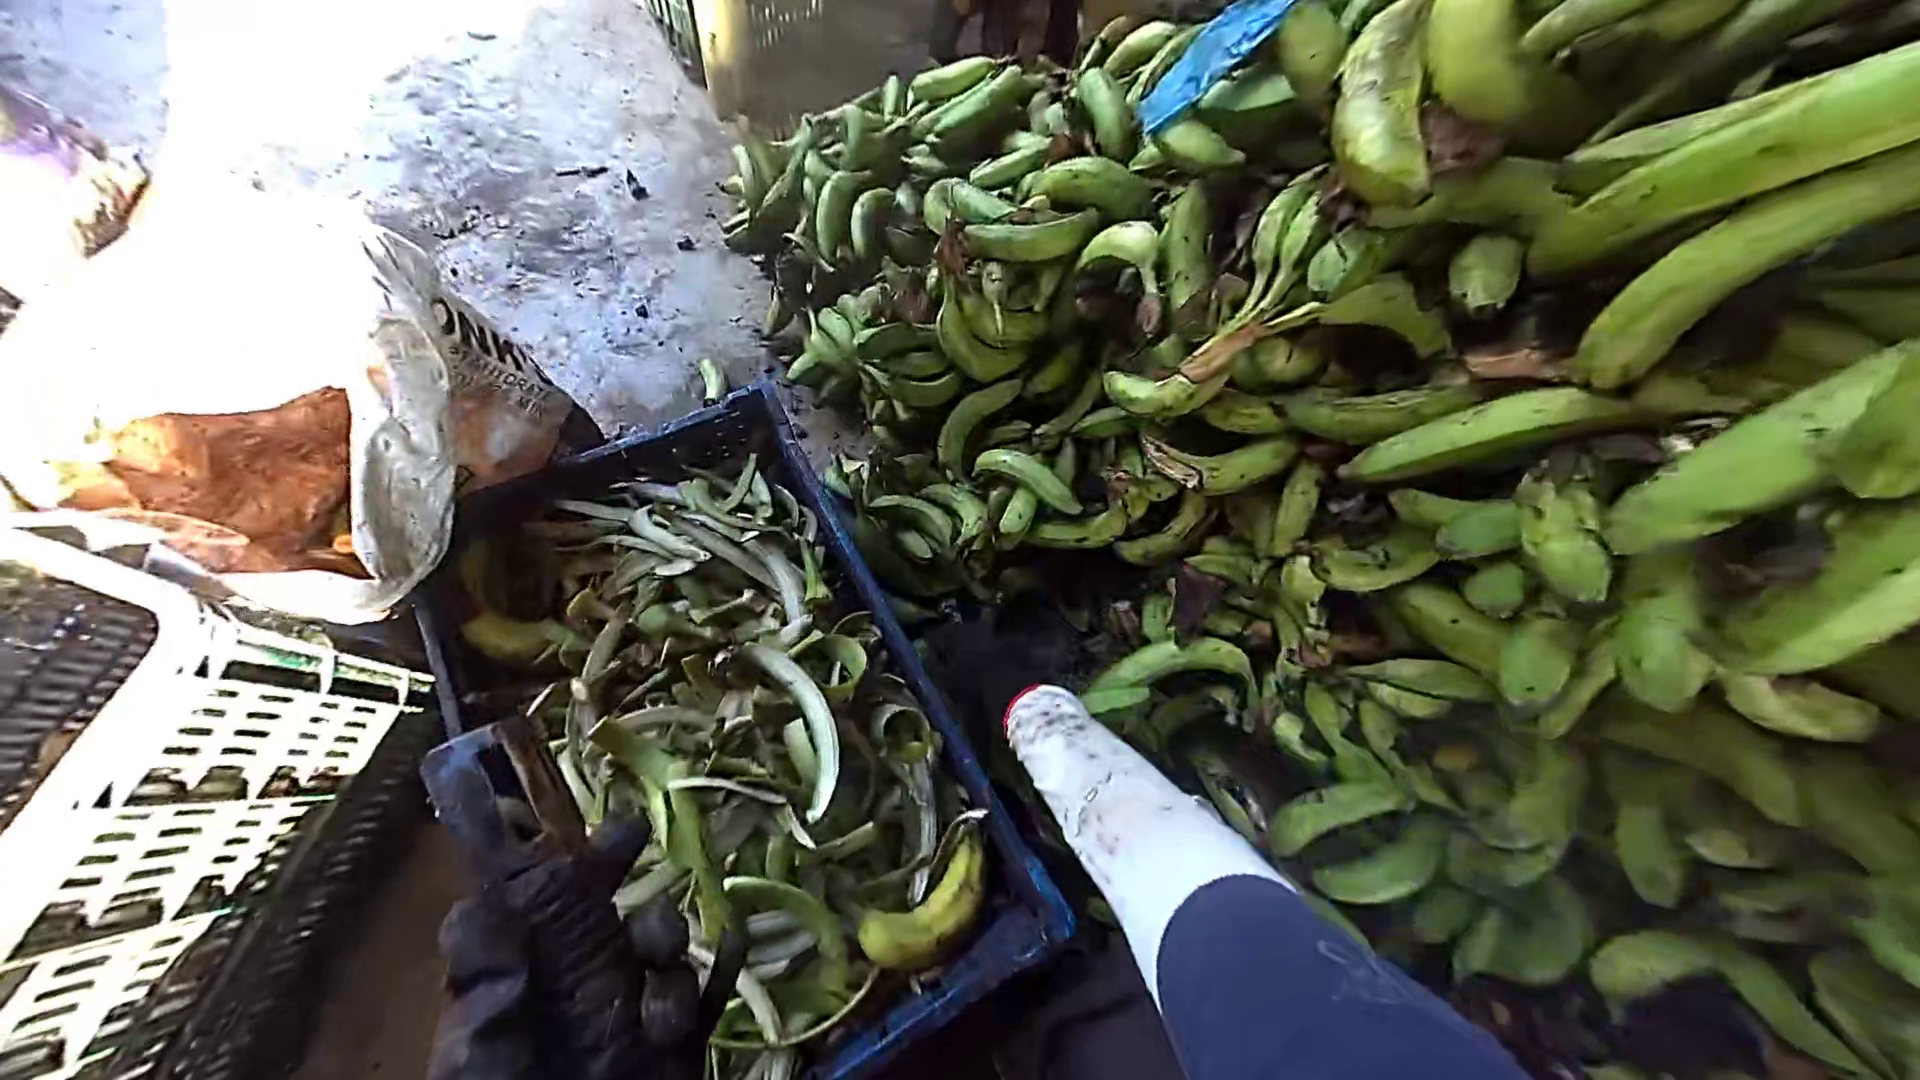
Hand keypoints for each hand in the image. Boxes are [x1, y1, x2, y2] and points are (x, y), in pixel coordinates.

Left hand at [428, 817, 740, 1079]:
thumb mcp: (484, 1042)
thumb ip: (488, 968)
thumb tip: (481, 885)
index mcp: (539, 972)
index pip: (566, 897)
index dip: (594, 857)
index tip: (628, 831)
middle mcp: (591, 978)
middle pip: (632, 911)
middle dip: (649, 909)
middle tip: (659, 931)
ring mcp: (638, 1005)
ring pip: (671, 945)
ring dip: (673, 957)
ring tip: (661, 1015)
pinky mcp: (678, 1036)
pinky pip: (714, 983)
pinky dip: (728, 961)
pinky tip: (733, 946)